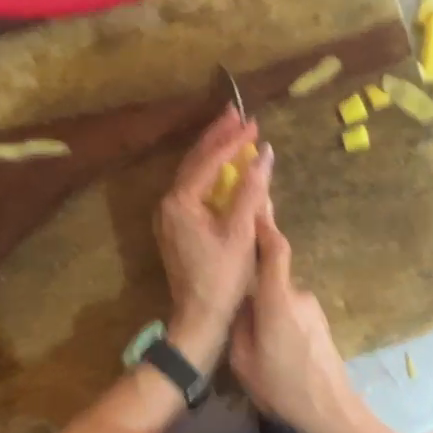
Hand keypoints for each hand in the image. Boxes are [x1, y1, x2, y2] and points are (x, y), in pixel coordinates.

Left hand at [156, 106, 274, 369]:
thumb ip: (251, 191)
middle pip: (194, 162)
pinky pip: (193, 192)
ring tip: (234, 133)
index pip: (208, 160)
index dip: (232, 140)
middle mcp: (168, 205)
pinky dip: (210, 176)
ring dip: (213, 154)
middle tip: (238, 113)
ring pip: (192, 175)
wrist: (199, 319)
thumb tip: (265, 155)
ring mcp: (169, 218)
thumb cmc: (222, 279)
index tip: (254, 122)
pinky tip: (225, 170)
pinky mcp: (175, 229)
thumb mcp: (241, 233)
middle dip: (217, 137)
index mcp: (180, 203)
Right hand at [229, 214, 364, 432]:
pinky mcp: (319, 325)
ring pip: (280, 300)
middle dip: (253, 289)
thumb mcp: (243, 361)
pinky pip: (291, 314)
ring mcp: (313, 311)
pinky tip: (272, 353)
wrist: (331, 411)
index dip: (265, 227)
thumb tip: (239, 305)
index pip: (275, 251)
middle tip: (235, 312)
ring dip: (266, 313)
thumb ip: (238, 326)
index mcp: (277, 301)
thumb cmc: (283, 388)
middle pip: (271, 279)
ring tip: (254, 345)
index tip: (254, 209)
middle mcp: (298, 297)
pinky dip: (278, 324)